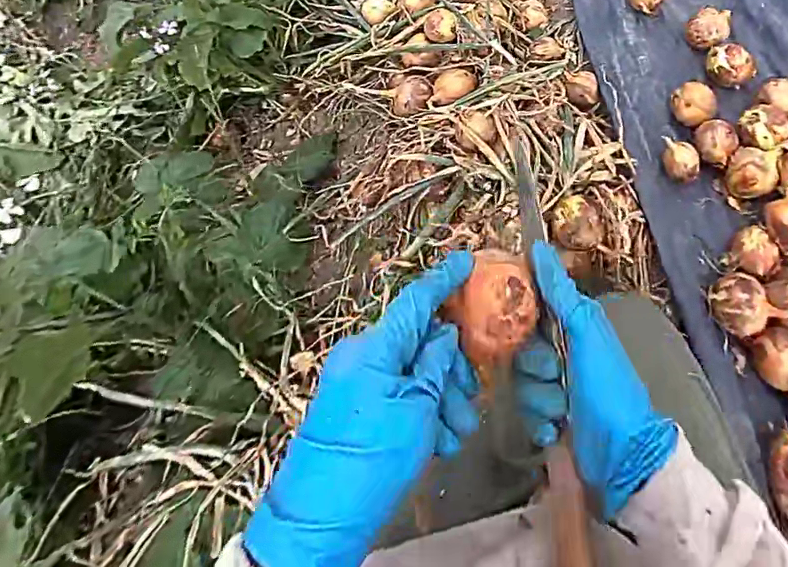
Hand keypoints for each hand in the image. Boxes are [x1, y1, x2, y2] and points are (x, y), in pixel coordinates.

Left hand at [244, 253, 480, 566]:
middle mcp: (361, 356)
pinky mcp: (353, 406)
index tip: (468, 259)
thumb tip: (446, 333)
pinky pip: (396, 390)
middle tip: (473, 395)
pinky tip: (440, 439)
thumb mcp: (418, 409)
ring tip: (457, 432)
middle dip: (452, 365)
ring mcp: (354, 381)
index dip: (445, 278)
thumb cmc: (370, 463)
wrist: (314, 528)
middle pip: (420, 340)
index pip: (417, 299)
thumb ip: (436, 363)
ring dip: (441, 394)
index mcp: (374, 347)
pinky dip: (421, 407)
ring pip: (412, 369)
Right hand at [529, 242, 677, 519]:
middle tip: (557, 374)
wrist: (620, 452)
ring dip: (540, 399)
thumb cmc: (607, 384)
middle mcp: (562, 349)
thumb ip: (560, 293)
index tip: (519, 327)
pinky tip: (557, 428)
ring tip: (563, 408)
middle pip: (520, 348)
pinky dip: (539, 423)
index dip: (520, 318)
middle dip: (536, 366)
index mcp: (573, 322)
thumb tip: (538, 247)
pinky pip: (524, 413)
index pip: (531, 308)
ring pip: (520, 383)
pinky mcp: (548, 417)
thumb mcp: (585, 331)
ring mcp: (555, 385)